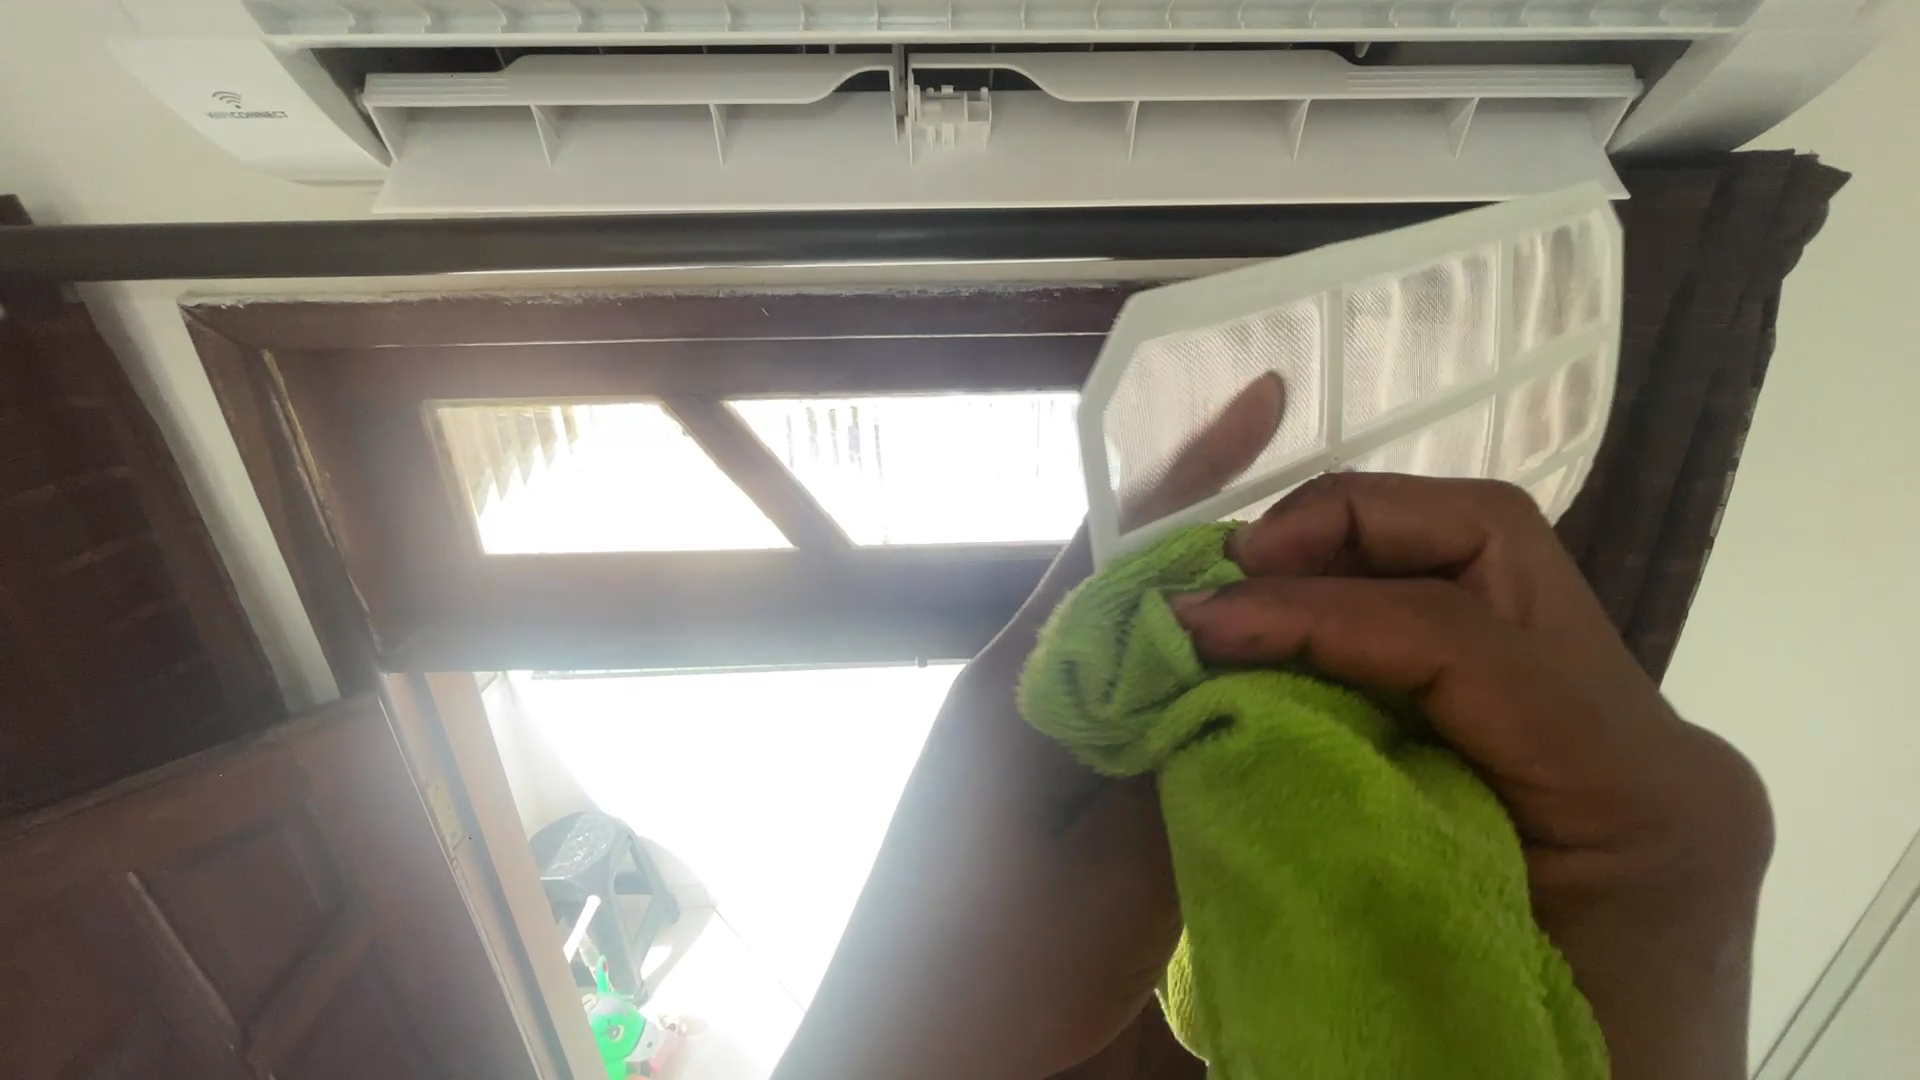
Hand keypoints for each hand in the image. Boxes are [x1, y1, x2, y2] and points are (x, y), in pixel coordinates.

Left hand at [772, 376, 1284, 1079]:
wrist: (907, 1047)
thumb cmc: (995, 968)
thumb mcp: (1115, 874)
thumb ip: (1181, 763)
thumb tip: (1242, 677)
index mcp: (1018, 680)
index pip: (1111, 547)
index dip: (1189, 471)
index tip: (1263, 400)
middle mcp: (1012, 681)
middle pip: (1119, 585)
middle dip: (1208, 546)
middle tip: (1314, 531)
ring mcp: (1014, 723)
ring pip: (1121, 641)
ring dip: (1197, 617)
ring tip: (1293, 602)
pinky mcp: (1024, 768)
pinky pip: (1111, 697)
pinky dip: (1173, 681)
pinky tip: (1226, 696)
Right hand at [1171, 472, 1772, 1079]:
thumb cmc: (1513, 1054)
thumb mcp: (1398, 938)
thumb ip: (1306, 808)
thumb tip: (1186, 701)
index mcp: (1626, 789)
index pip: (1452, 632)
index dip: (1305, 610)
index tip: (1194, 621)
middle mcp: (1641, 724)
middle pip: (1486, 536)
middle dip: (1339, 524)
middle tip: (1232, 566)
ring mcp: (1607, 712)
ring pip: (1473, 553)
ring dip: (1343, 547)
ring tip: (1246, 585)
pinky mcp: (1562, 718)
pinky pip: (1455, 608)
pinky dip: (1357, 592)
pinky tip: (1287, 627)